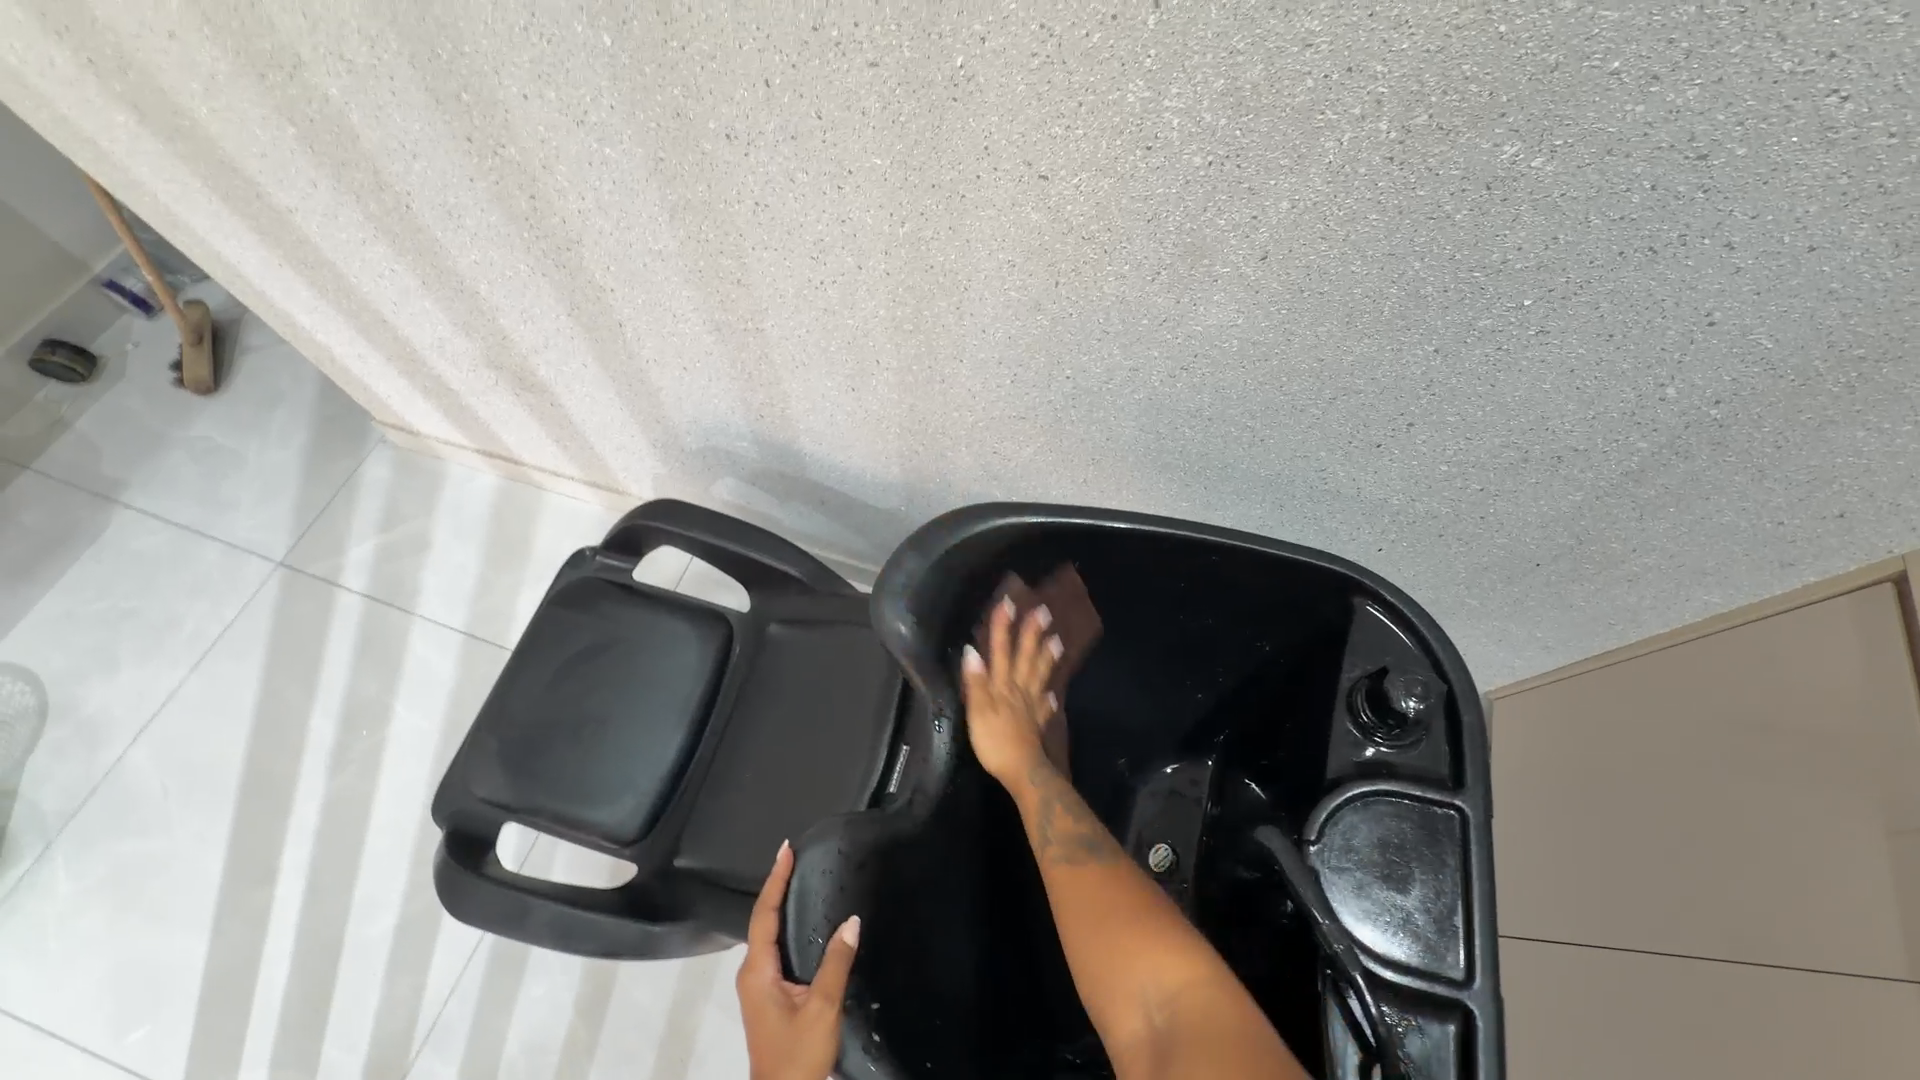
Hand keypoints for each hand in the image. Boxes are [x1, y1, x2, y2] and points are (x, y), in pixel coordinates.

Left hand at [737, 841, 860, 1079]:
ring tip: (797, 880)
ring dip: (779, 908)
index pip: (763, 915)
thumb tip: (852, 921)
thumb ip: (836, 962)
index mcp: (757, 971)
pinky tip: (802, 923)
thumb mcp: (822, 1007)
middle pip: (761, 921)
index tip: (785, 850)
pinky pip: (774, 951)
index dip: (775, 881)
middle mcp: (751, 974)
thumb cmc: (799, 1054)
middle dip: (776, 888)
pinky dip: (785, 929)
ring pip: (767, 937)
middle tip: (794, 858)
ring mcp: (757, 987)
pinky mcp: (768, 997)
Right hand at [961, 596, 1063, 784]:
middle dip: (1033, 634)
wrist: (1022, 770)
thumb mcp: (977, 710)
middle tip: (1044, 612)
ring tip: (1057, 641)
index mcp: (1002, 685)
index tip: (1009, 602)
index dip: (1003, 626)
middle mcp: (1018, 690)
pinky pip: (1044, 707)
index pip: (1001, 649)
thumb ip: (976, 681)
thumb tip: (972, 651)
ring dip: (1047, 658)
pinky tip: (1052, 694)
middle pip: (1026, 657)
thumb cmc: (994, 740)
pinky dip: (1049, 698)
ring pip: (1040, 676)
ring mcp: (1030, 706)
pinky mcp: (1036, 723)